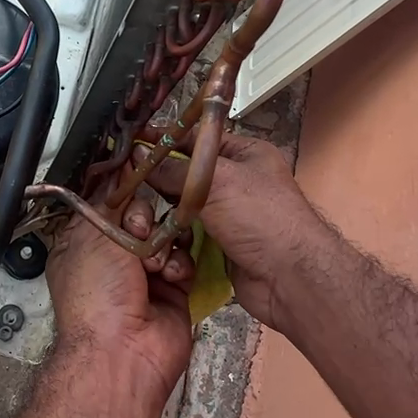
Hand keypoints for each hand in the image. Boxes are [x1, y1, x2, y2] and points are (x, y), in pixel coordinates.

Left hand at [44, 191, 196, 403]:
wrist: (122, 352)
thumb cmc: (95, 294)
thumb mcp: (93, 235)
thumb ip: (111, 199)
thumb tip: (119, 168)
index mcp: (82, 243)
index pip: (106, 203)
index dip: (122, 192)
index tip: (135, 181)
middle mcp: (112, 257)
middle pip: (141, 215)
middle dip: (144, 219)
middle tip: (140, 232)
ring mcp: (144, 274)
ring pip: (166, 235)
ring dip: (164, 243)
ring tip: (155, 263)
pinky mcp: (173, 290)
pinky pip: (185, 260)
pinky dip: (180, 265)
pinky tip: (171, 277)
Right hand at [147, 133, 325, 334]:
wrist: (290, 278)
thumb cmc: (261, 217)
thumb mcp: (217, 182)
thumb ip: (174, 170)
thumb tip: (138, 154)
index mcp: (247, 155)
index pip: (200, 138)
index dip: (169, 139)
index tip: (136, 141)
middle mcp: (239, 182)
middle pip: (190, 174)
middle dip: (161, 178)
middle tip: (128, 178)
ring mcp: (230, 215)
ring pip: (186, 206)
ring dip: (166, 211)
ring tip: (137, 211)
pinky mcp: (221, 244)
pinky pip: (189, 233)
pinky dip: (174, 235)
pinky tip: (153, 235)